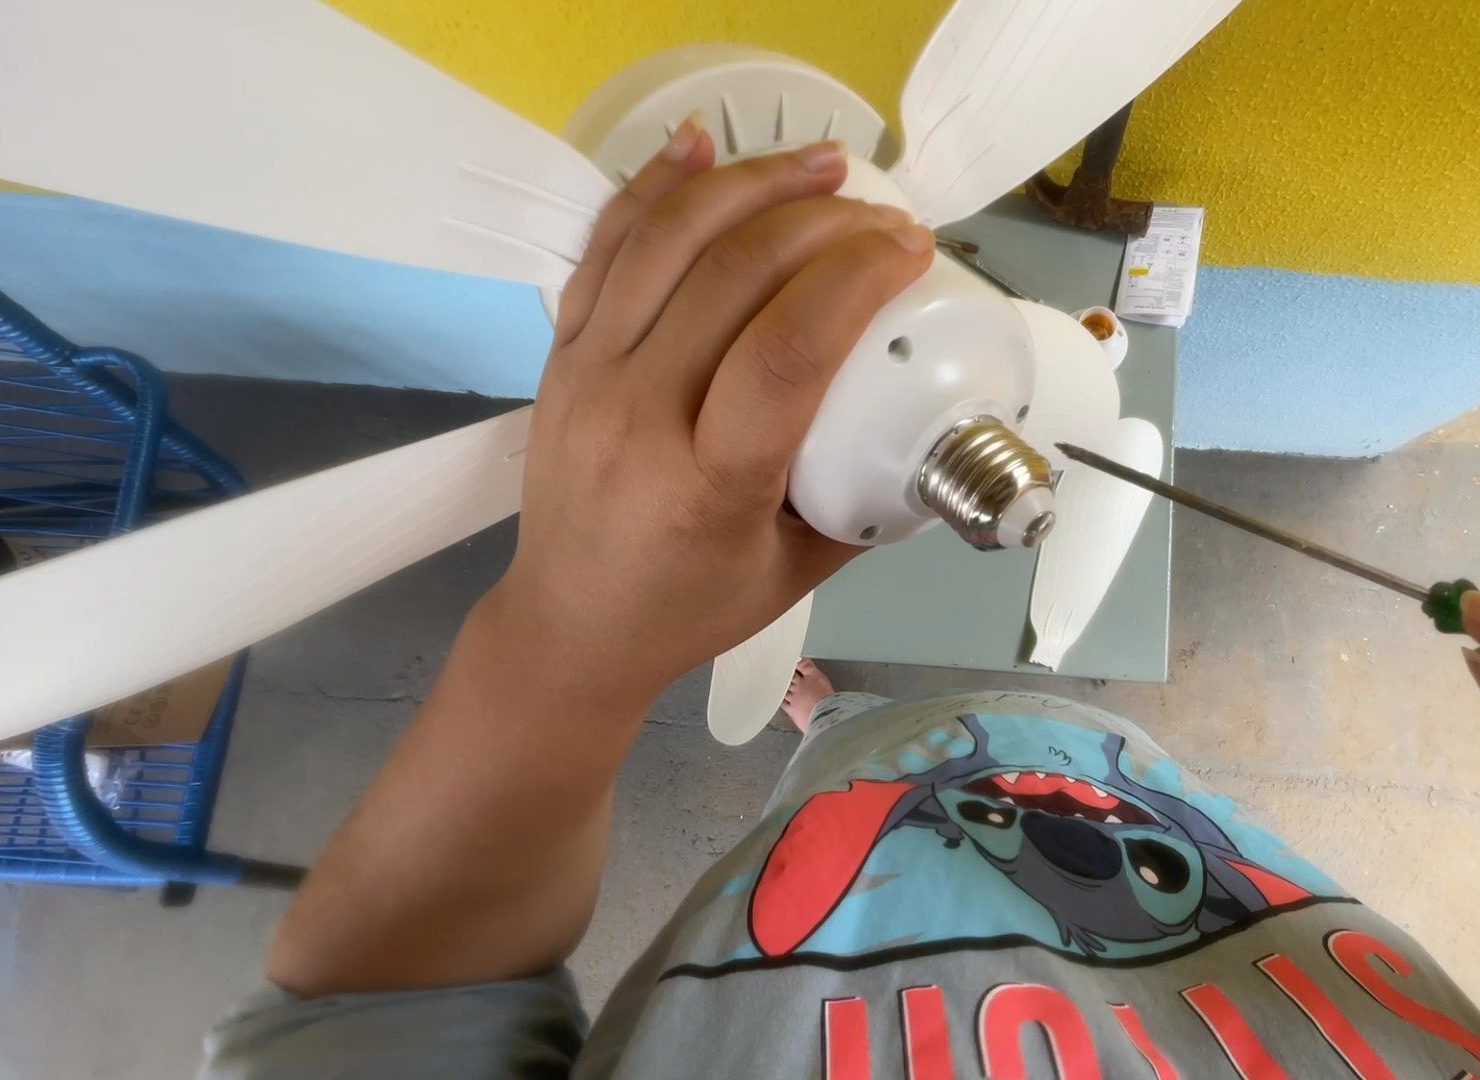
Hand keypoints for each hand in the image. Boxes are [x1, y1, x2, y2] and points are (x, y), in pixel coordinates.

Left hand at [490, 121, 933, 702]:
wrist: (573, 624)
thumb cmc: (692, 609)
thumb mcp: (800, 573)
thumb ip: (865, 499)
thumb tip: (917, 423)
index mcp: (709, 484)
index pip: (786, 352)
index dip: (855, 281)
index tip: (910, 254)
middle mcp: (640, 415)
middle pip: (734, 278)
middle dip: (823, 225)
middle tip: (883, 215)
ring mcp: (589, 374)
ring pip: (669, 242)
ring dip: (752, 184)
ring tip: (820, 164)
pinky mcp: (562, 354)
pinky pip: (606, 247)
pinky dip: (657, 185)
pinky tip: (704, 146)